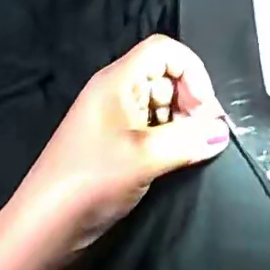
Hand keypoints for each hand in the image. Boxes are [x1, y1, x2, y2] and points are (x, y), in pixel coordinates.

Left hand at [0, 35, 229, 269]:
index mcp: (117, 79)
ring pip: (160, 100)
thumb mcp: (144, 156)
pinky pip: (151, 124)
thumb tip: (222, 130)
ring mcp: (114, 114)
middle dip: (191, 97)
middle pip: (164, 73)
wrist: (47, 220)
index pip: (163, 49)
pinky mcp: (115, 140)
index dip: (191, 70)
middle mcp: (116, 89)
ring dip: (182, 119)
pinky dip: (169, 135)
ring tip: (192, 149)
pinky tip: (177, 158)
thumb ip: (186, 139)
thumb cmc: (92, 177)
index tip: (206, 110)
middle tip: (205, 135)